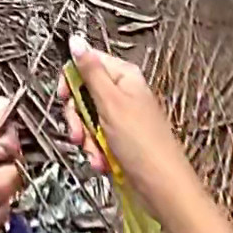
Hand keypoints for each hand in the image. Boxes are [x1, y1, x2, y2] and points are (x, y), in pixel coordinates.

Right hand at [57, 33, 184, 187]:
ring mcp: (122, 116)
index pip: (85, 62)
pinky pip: (97, 137)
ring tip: (94, 152)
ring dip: (86, 137)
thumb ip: (90, 71)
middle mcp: (123, 92)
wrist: (166, 192)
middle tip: (80, 131)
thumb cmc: (144, 145)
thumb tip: (76, 40)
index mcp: (123, 76)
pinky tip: (102, 161)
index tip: (66, 98)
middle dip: (78, 116)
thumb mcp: (110, 102)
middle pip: (83, 92)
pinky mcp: (121, 138)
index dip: (71, 80)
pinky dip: (96, 150)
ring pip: (88, 117)